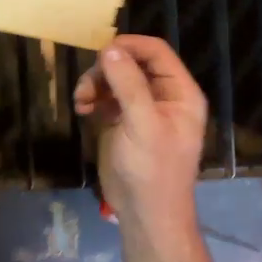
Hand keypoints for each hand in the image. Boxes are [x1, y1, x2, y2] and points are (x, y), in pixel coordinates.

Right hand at [74, 35, 207, 236]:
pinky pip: (106, 96)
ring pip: (115, 77)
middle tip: (88, 85)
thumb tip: (109, 48)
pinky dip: (92, 97)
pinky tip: (82, 110)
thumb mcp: (142, 124)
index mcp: (180, 93)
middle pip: (132, 62)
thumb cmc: (152, 170)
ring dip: (95, 83)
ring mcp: (142, 109)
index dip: (129, 46)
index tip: (100, 52)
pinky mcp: (123, 122)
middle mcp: (164, 96)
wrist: (145, 215)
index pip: (156, 51)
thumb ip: (128, 84)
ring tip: (81, 101)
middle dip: (106, 69)